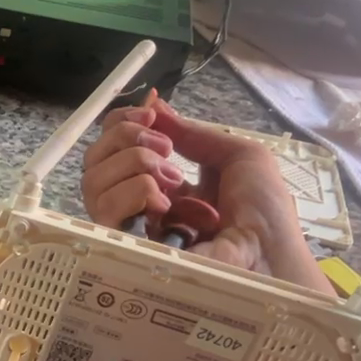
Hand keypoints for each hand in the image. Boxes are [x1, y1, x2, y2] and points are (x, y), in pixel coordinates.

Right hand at [81, 94, 323, 289]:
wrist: (267, 254)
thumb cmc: (263, 213)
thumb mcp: (238, 156)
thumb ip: (193, 132)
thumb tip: (155, 106)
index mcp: (159, 185)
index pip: (114, 152)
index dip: (120, 126)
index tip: (148, 114)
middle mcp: (135, 206)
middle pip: (93, 164)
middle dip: (125, 139)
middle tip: (165, 149)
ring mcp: (125, 228)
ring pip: (92, 184)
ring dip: (134, 164)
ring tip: (172, 180)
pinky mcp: (120, 248)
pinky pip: (104, 209)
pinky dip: (135, 192)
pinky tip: (163, 205)